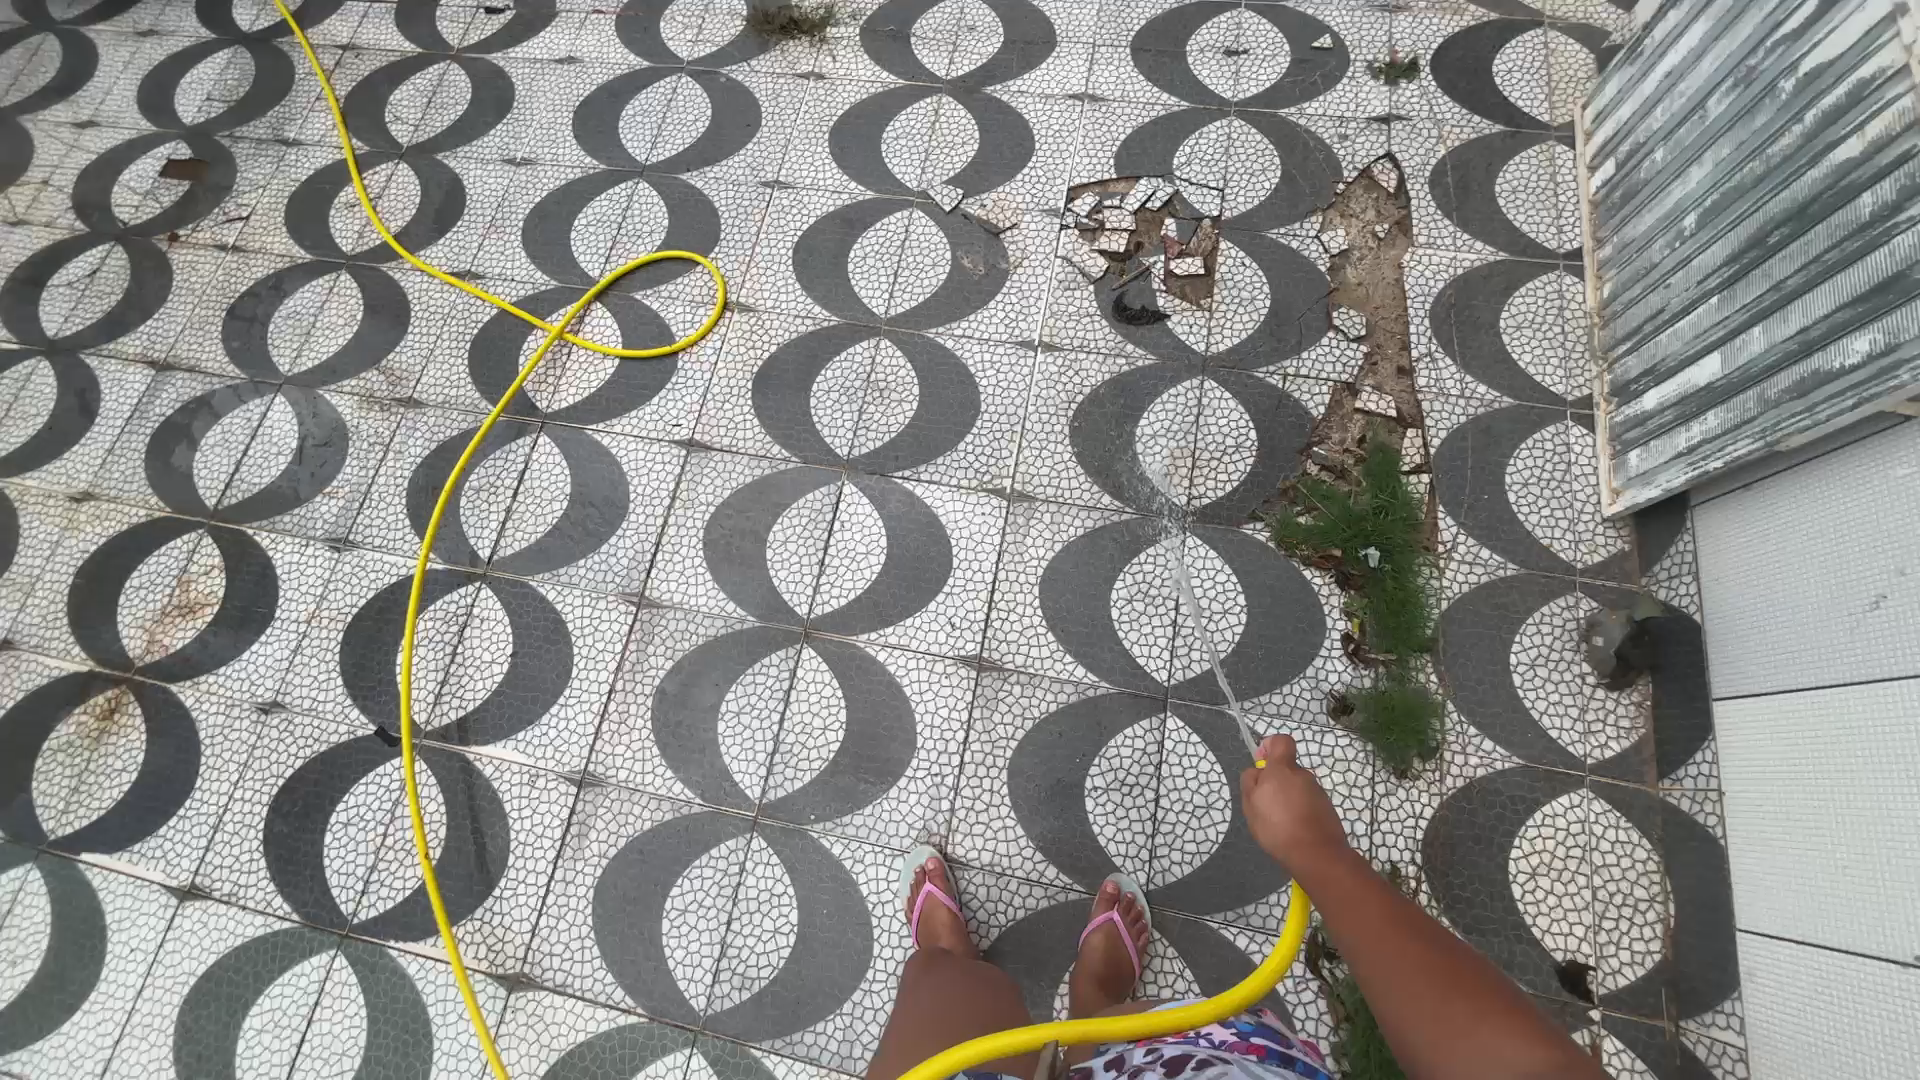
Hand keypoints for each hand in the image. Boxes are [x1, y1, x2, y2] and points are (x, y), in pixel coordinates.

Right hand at [1239, 734, 1353, 875]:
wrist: (1317, 854)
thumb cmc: (1277, 826)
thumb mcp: (1250, 804)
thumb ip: (1250, 782)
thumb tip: (1257, 772)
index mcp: (1282, 769)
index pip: (1281, 741)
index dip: (1269, 745)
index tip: (1261, 762)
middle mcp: (1303, 776)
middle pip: (1287, 770)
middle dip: (1276, 782)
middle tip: (1265, 805)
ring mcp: (1318, 792)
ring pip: (1297, 788)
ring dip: (1288, 799)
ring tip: (1280, 822)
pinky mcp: (1327, 809)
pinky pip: (1308, 803)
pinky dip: (1300, 811)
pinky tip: (1294, 830)